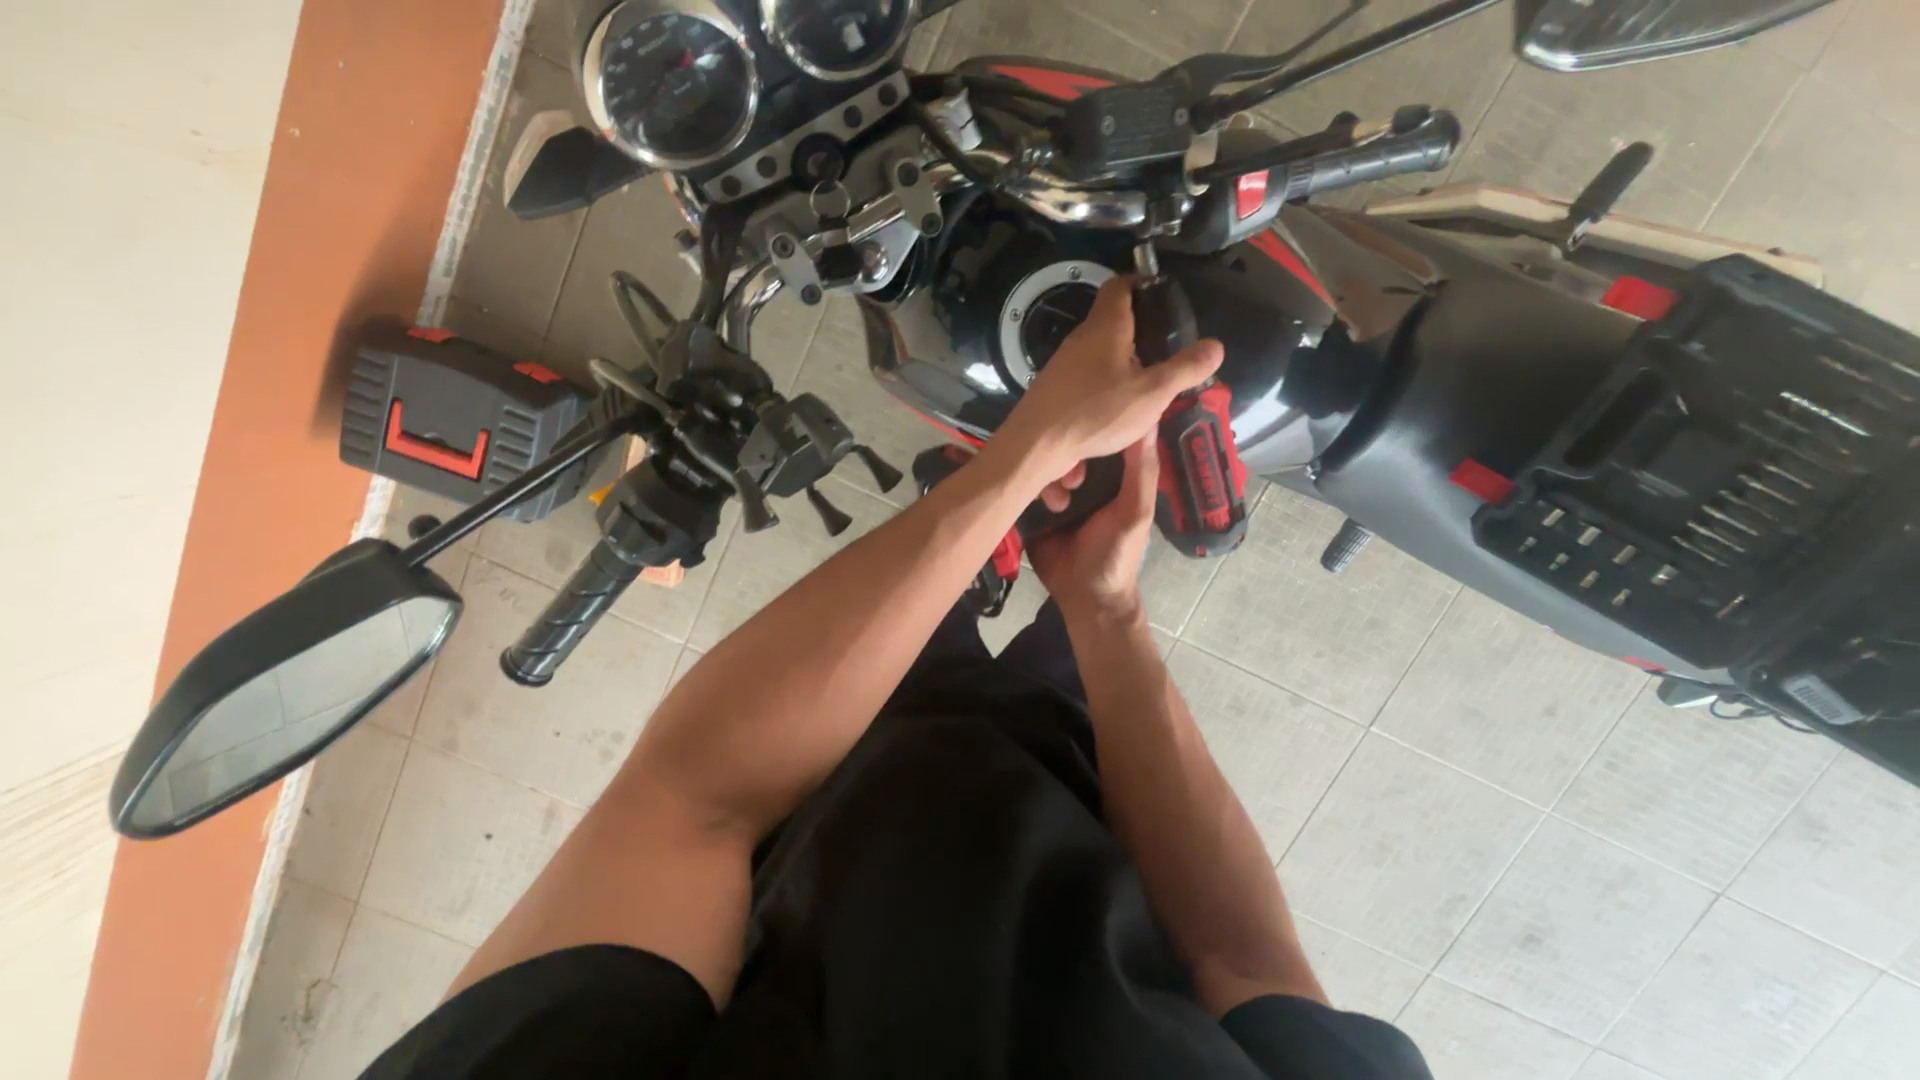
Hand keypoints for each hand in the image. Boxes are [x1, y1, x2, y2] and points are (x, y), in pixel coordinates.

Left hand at [995, 277, 1222, 479]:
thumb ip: (1185, 369)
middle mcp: (1081, 338)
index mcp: (1106, 327)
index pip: (1121, 286)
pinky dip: (1105, 389)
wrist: (1035, 446)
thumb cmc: (1095, 412)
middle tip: (1166, 348)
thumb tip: (1216, 346)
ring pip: (1099, 355)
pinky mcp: (1055, 390)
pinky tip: (1117, 413)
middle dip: (1139, 332)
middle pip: (1112, 321)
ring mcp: (1064, 365)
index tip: (1163, 295)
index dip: (1142, 283)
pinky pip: (1086, 381)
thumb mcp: (1151, 393)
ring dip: (1122, 366)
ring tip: (1147, 385)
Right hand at [1030, 434, 1158, 624]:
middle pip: (1069, 447)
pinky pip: (1025, 485)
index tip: (1087, 418)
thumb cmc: (1117, 553)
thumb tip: (1149, 418)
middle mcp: (1085, 478)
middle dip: (1067, 454)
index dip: (1097, 425)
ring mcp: (1057, 491)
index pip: (1103, 437)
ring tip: (1057, 503)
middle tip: (1073, 478)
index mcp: (1113, 475)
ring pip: (1046, 464)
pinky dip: (1027, 486)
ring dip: (1049, 478)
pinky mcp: (1033, 506)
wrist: (1083, 595)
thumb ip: (1142, 471)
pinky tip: (1035, 499)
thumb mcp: (1135, 511)